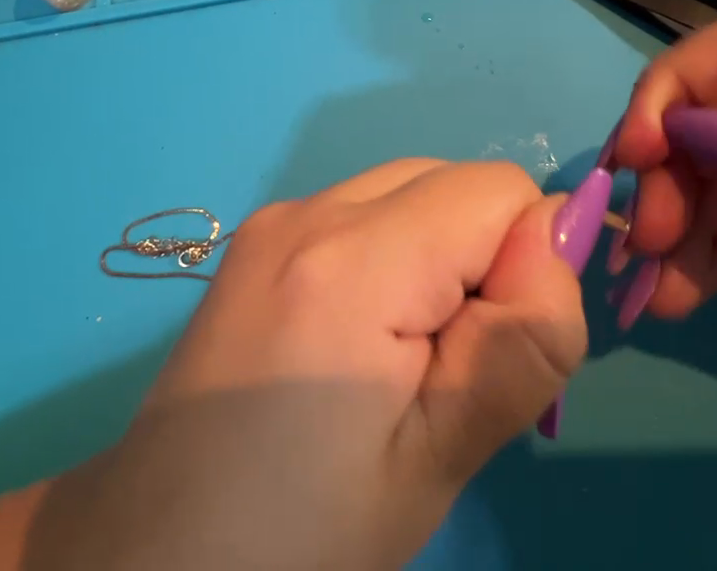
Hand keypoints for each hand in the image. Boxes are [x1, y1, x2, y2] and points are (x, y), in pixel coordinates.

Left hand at [80, 160, 585, 569]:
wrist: (155, 551)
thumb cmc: (302, 528)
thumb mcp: (438, 457)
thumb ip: (520, 342)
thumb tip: (561, 234)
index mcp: (352, 259)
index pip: (498, 190)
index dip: (527, 262)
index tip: (492, 353)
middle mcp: (309, 209)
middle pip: (454, 182)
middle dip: (486, 256)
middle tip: (447, 366)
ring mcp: (276, 218)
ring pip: (413, 192)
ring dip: (441, 257)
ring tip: (403, 357)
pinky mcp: (259, 239)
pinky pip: (367, 213)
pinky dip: (396, 256)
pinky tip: (361, 338)